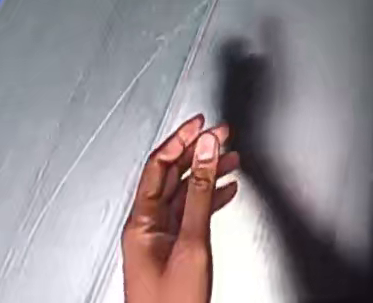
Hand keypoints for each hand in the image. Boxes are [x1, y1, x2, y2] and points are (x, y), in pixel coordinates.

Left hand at [122, 117, 239, 302]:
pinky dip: (211, 196)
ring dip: (208, 172)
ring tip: (230, 157)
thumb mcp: (191, 241)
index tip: (201, 122)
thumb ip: (199, 190)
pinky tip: (226, 189)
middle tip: (221, 133)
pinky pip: (192, 211)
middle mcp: (147, 227)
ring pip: (184, 192)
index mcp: (142, 222)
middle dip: (198, 151)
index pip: (158, 165)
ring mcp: (160, 240)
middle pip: (172, 175)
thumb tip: (205, 147)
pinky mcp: (174, 251)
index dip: (180, 139)